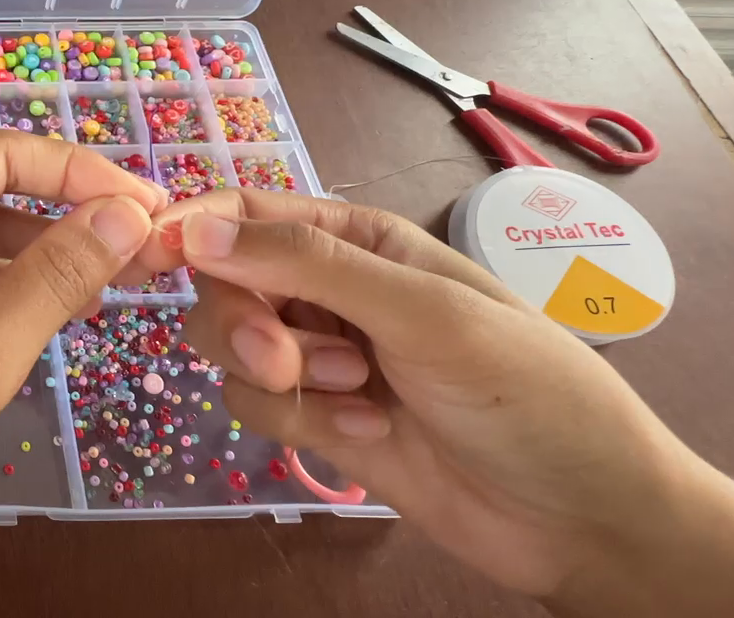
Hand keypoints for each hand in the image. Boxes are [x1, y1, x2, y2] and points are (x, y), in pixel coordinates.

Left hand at [0, 130, 171, 549]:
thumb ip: (53, 276)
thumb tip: (125, 214)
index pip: (0, 154)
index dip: (80, 171)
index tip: (149, 208)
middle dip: (67, 210)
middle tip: (146, 249)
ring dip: (42, 248)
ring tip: (117, 280)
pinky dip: (5, 279)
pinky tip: (56, 304)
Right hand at [160, 190, 733, 614]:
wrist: (586, 522)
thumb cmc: (526, 390)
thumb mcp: (421, 310)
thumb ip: (303, 262)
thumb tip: (189, 230)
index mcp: (348, 238)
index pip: (242, 212)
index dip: (190, 226)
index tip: (147, 255)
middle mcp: (316, 286)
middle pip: (220, 280)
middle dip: (245, 321)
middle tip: (286, 359)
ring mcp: (309, 350)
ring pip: (224, 340)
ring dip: (275, 372)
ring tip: (350, 395)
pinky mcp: (305, 411)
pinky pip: (248, 400)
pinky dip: (294, 419)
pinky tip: (363, 433)